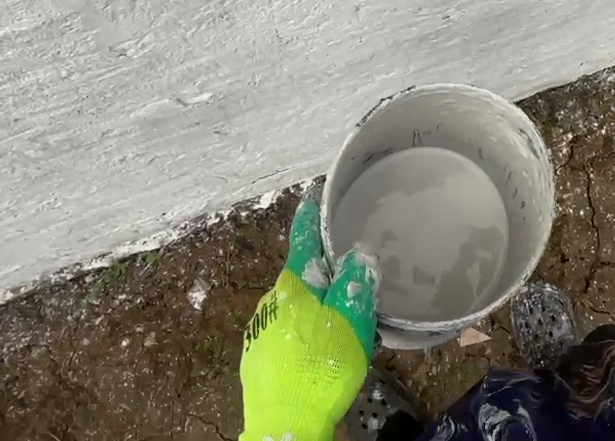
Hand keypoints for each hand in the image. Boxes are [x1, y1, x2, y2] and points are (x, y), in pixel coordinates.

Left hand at [238, 195, 377, 440]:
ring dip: (316, 304)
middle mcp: (272, 300)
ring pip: (296, 304)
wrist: (285, 426)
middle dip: (323, 272)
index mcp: (293, 284)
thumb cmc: (321, 367)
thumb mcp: (350, 319)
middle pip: (302, 275)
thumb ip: (354, 280)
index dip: (309, 217)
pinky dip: (306, 329)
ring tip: (343, 320)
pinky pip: (288, 330)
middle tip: (350, 275)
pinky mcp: (259, 358)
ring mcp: (261, 330)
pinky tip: (321, 347)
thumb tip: (355, 252)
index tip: (312, 196)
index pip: (302, 238)